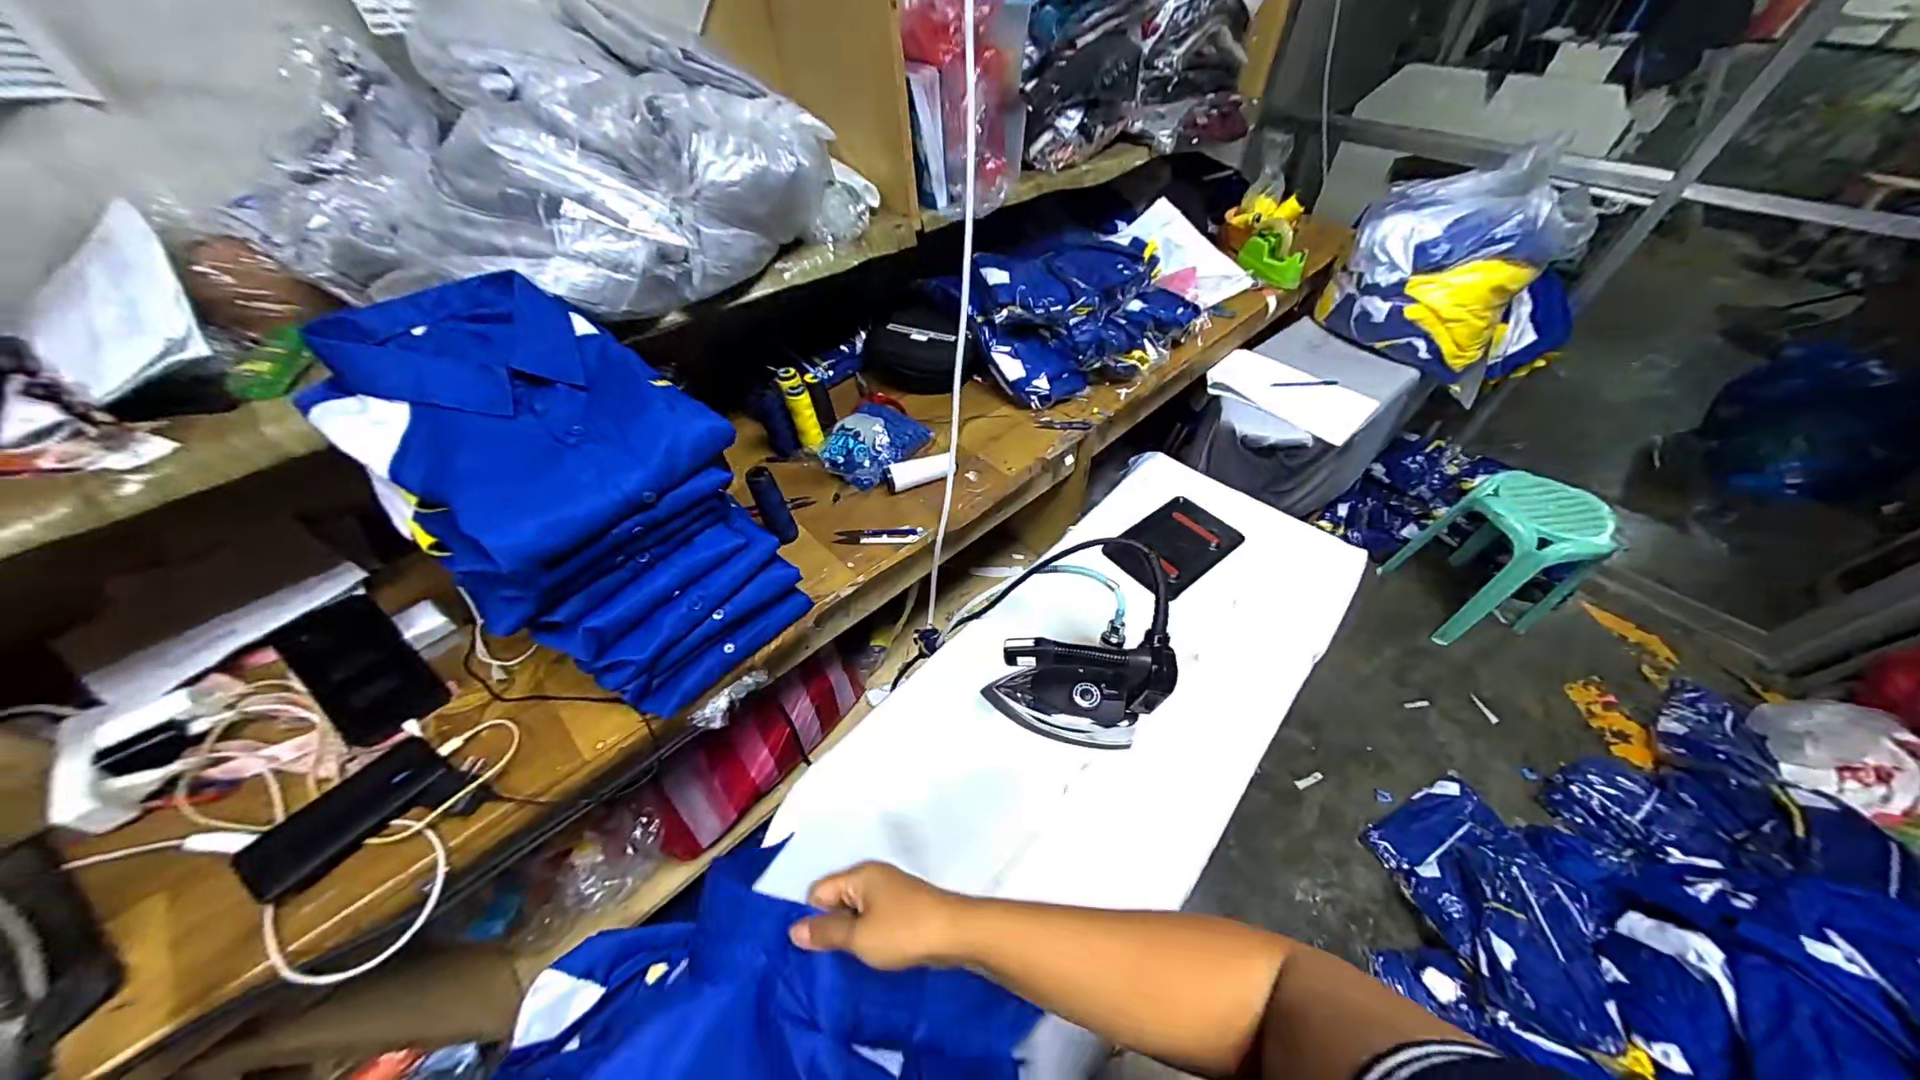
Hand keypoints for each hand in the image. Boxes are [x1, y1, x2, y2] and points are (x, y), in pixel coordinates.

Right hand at [788, 861, 972, 970]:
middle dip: (831, 925)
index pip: (818, 890)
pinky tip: (872, 954)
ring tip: (850, 959)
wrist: (956, 932)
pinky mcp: (905, 907)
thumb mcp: (859, 936)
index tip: (814, 947)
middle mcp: (874, 876)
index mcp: (860, 875)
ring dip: (852, 932)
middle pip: (837, 898)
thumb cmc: (904, 931)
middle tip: (828, 958)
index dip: (812, 917)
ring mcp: (892, 890)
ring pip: (857, 910)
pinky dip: (870, 933)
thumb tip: (794, 929)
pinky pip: (875, 917)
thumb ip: (826, 932)